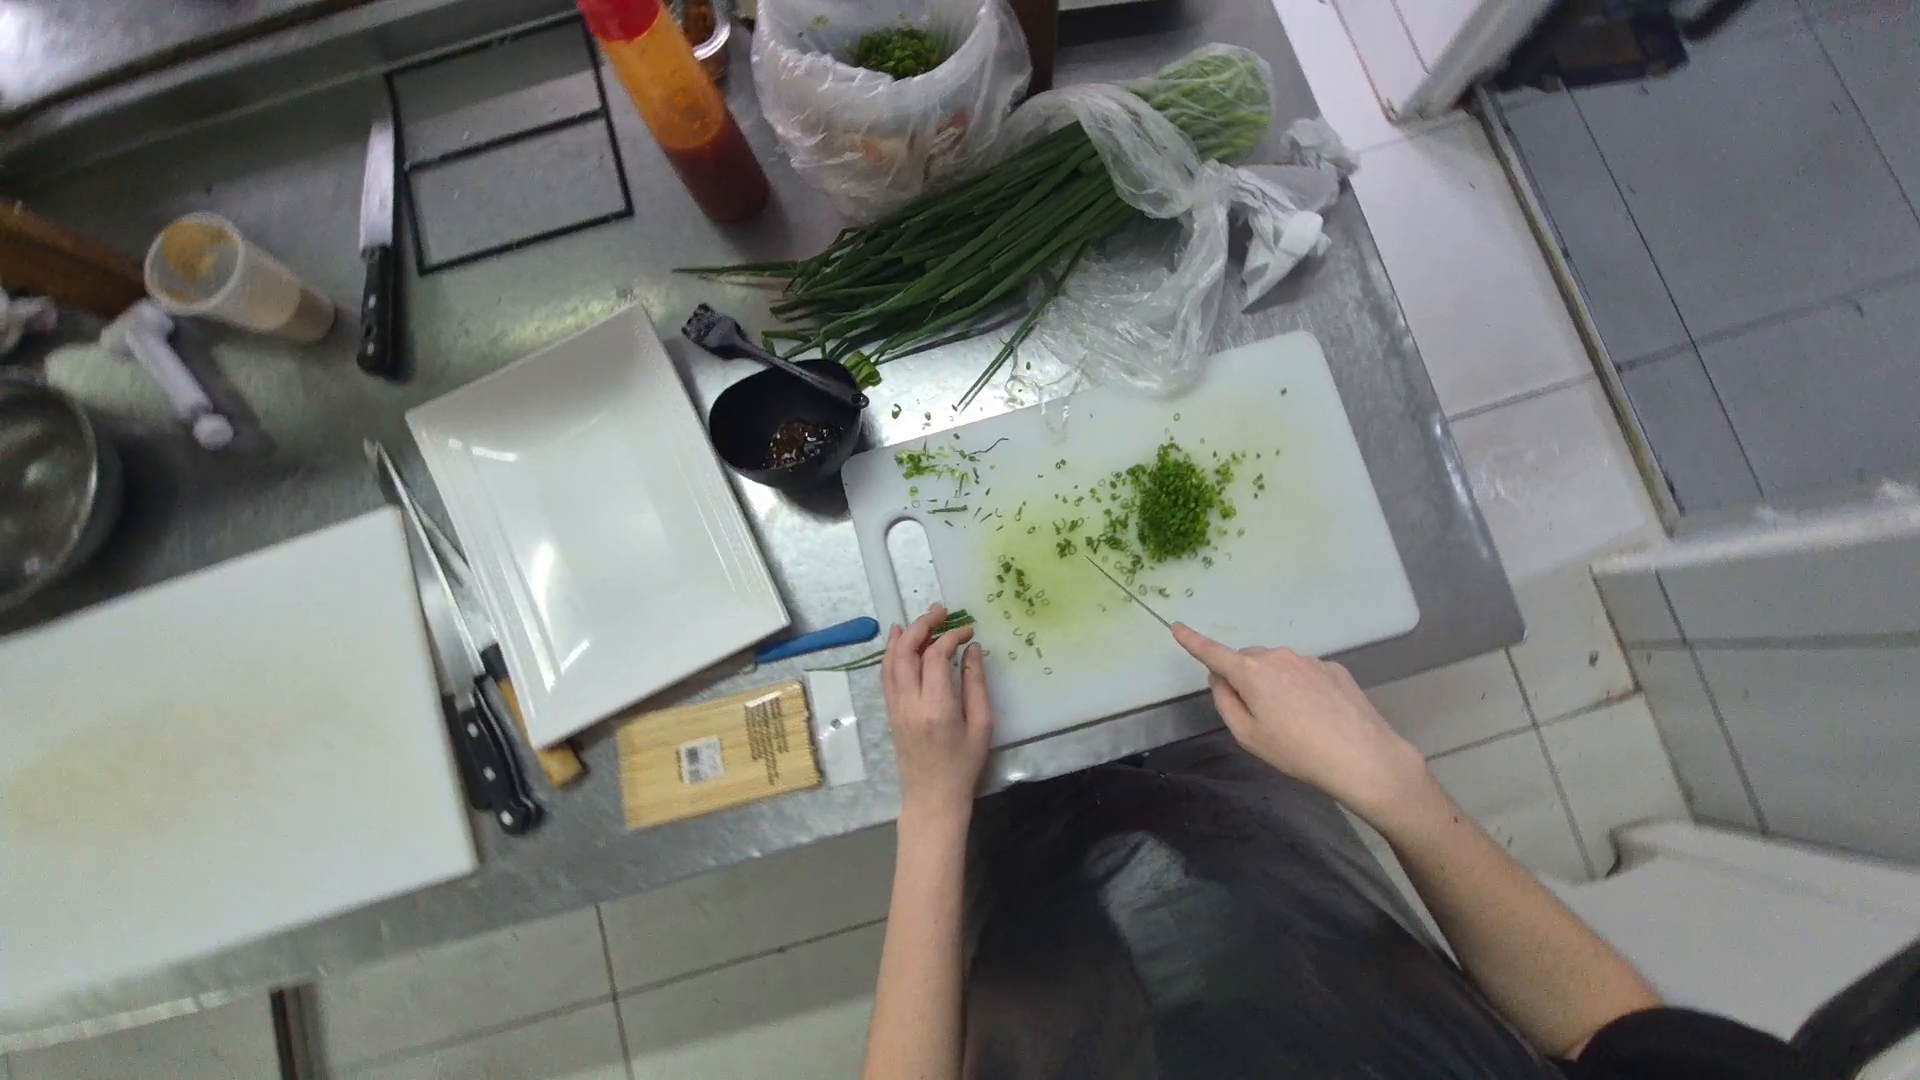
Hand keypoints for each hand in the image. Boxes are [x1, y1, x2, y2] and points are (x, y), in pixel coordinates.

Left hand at [882, 604, 991, 826]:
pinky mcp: (890, 711)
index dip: (951, 636)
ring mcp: (895, 707)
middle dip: (922, 625)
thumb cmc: (963, 766)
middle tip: (941, 612)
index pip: (936, 656)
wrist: (932, 798)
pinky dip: (892, 652)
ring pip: (891, 660)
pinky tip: (899, 638)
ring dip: (904, 635)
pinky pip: (887, 674)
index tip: (969, 631)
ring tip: (922, 619)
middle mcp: (910, 703)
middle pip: (906, 651)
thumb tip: (973, 649)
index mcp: (936, 707)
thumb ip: (976, 684)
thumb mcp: (981, 725)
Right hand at [1171, 623, 1426, 820]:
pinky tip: (1318, 715)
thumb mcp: (1248, 736)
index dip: (1191, 640)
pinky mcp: (1334, 668)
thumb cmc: (1297, 752)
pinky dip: (1301, 687)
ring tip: (1294, 720)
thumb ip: (1225, 702)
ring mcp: (1309, 660)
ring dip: (1275, 683)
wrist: (1364, 758)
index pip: (1212, 652)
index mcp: (1250, 673)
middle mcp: (1278, 657)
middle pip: (1247, 660)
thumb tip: (1221, 679)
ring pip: (1277, 666)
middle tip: (1258, 715)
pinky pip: (1305, 672)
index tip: (1176, 627)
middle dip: (1244, 677)